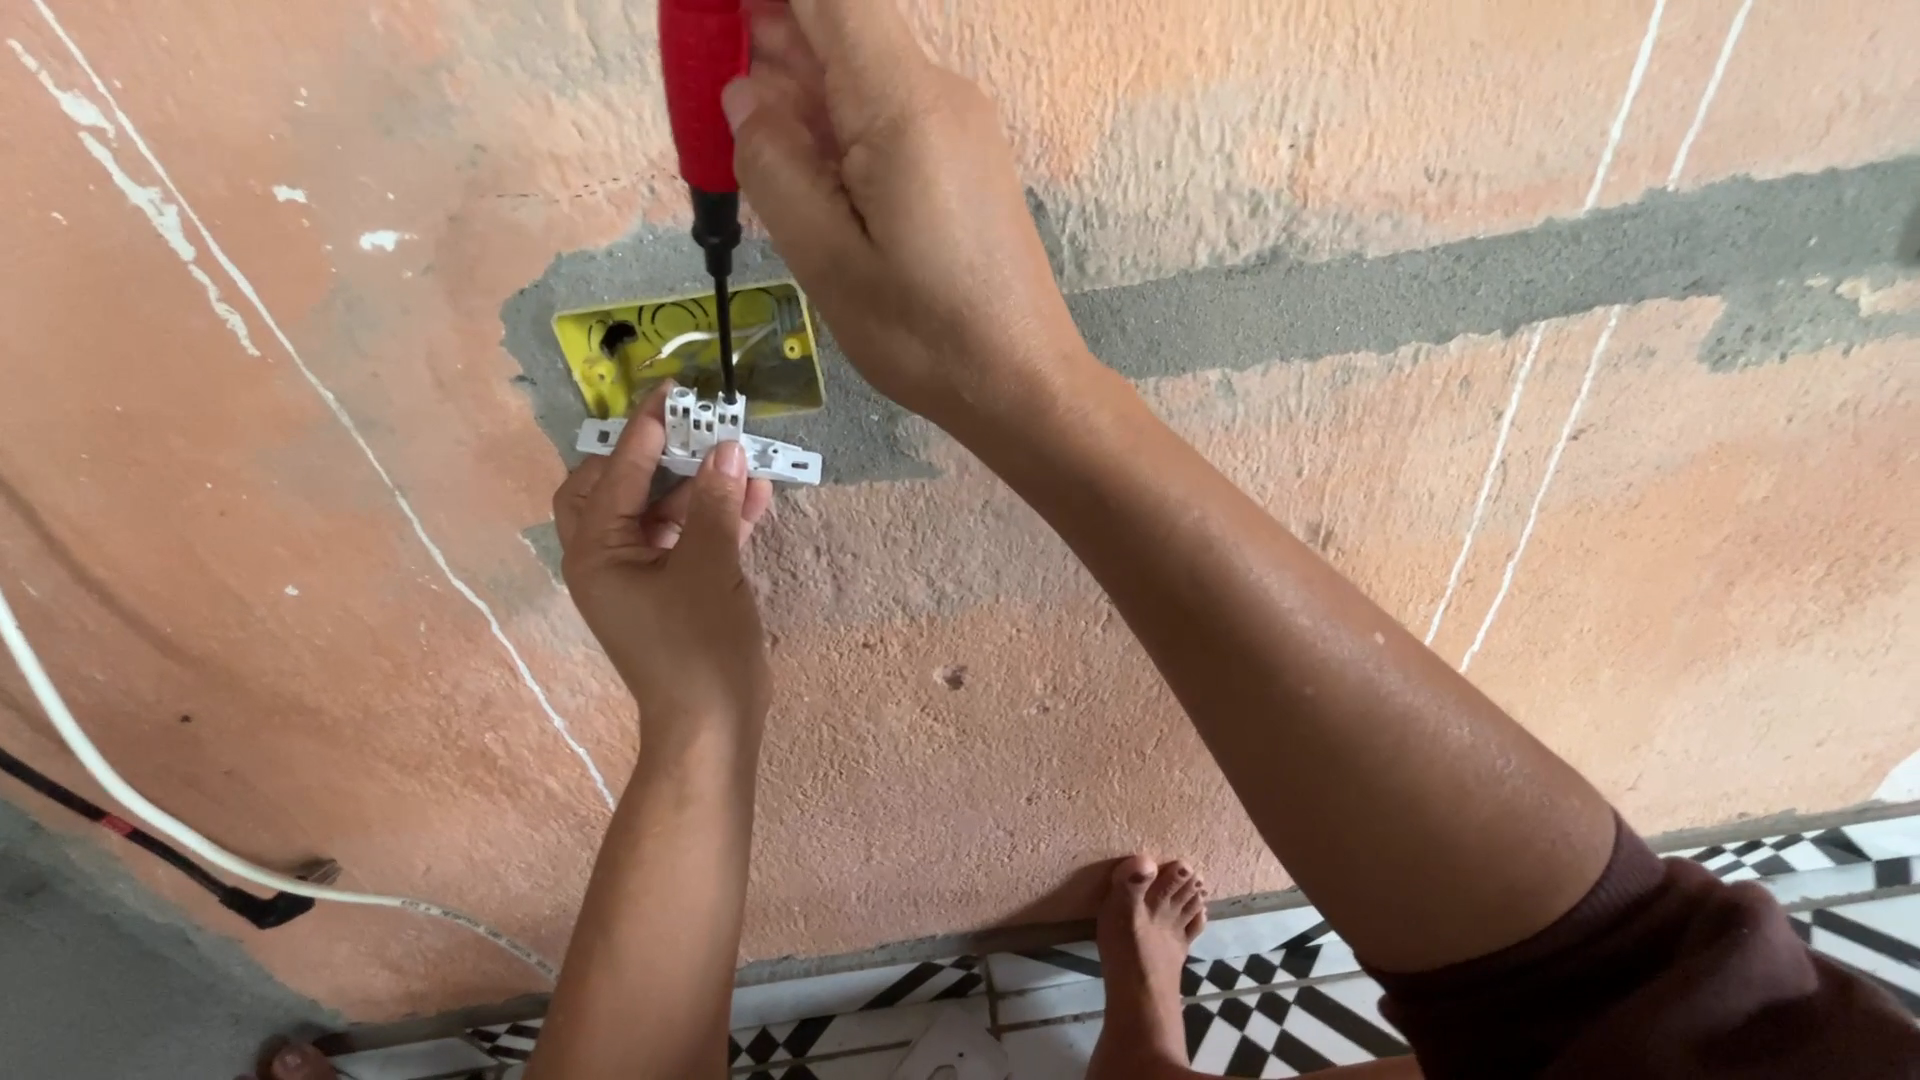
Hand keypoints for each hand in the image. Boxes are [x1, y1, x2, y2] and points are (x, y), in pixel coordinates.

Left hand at [552, 385, 774, 745]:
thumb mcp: (710, 566)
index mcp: (596, 552)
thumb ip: (717, 504)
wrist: (713, 724)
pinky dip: (718, 519)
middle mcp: (609, 558)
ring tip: (742, 458)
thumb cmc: (697, 644)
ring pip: (661, 512)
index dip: (644, 429)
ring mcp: (643, 575)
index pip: (615, 473)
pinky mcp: (676, 590)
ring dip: (700, 487)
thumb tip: (728, 449)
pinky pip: (690, 540)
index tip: (671, 391)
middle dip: (655, 455)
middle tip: (690, 429)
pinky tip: (757, 497)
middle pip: (617, 488)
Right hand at [723, 0, 1091, 424]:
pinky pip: (889, 117)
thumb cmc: (925, 338)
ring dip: (802, 103)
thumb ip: (775, 166)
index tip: (712, 33)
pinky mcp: (965, 161)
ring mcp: (960, 126)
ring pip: (861, 75)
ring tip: (773, 176)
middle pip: (840, 25)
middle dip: (770, 54)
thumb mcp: (828, 264)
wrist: (1022, 382)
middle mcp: (940, 92)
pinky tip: (824, 195)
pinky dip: (840, 135)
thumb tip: (746, 95)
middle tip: (730, 132)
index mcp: (903, 103)